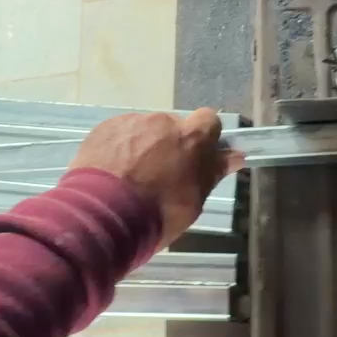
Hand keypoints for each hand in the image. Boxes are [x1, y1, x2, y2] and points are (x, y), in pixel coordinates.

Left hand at [70, 108, 241, 249]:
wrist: (101, 215)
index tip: (196, 155)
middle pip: (173, 126)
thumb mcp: (193, 201)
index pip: (209, 120)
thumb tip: (235, 156)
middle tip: (159, 174)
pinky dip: (120, 148)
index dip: (204, 136)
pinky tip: (111, 172)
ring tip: (129, 176)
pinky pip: (121, 133)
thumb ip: (213, 173)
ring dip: (143, 146)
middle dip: (170, 144)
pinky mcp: (105, 127)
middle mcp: (163, 122)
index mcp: (191, 138)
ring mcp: (132, 122)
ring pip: (145, 130)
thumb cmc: (156, 214)